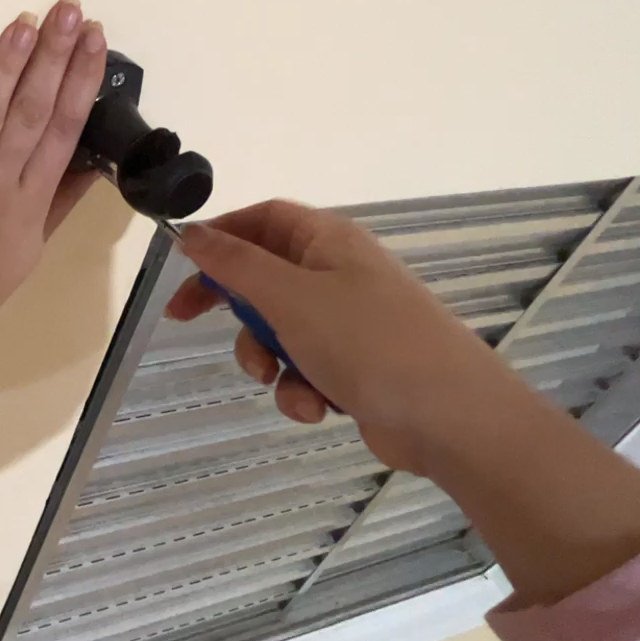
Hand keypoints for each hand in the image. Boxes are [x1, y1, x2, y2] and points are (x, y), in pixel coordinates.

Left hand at [0, 0, 107, 434]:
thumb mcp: (33, 248)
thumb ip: (61, 201)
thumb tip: (94, 159)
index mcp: (30, 203)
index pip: (63, 131)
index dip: (81, 81)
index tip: (96, 39)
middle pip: (29, 116)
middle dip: (52, 59)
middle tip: (70, 9)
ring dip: (2, 70)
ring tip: (23, 24)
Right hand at [163, 199, 522, 472]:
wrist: (457, 423)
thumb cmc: (369, 342)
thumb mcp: (289, 296)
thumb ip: (234, 263)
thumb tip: (191, 232)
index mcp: (327, 242)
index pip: (262, 218)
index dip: (220, 233)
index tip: (182, 260)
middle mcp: (336, 274)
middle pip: (261, 274)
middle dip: (229, 304)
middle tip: (182, 317)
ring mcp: (347, 321)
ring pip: (275, 327)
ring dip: (263, 356)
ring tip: (274, 379)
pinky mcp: (354, 366)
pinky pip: (301, 365)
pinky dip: (296, 386)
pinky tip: (312, 406)